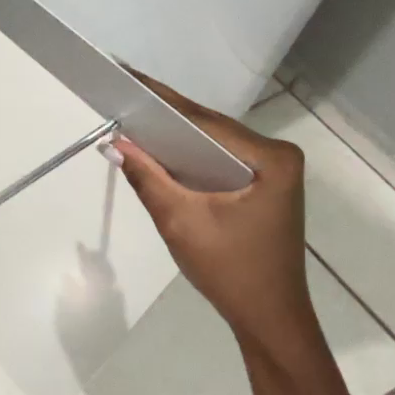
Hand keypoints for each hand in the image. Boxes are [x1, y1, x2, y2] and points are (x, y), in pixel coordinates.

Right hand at [106, 74, 319, 370]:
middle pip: (210, 127)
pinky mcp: (262, 186)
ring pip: (212, 143)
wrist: (268, 318)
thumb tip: (117, 141)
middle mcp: (277, 156)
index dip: (161, 101)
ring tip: (132, 113)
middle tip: (122, 90)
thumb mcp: (180, 221)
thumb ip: (148, 177)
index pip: (204, 121)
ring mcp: (272, 171)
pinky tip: (158, 148)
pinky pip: (217, 160)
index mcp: (270, 158)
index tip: (127, 77)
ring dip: (175, 134)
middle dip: (165, 114)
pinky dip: (188, 155)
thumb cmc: (231, 270)